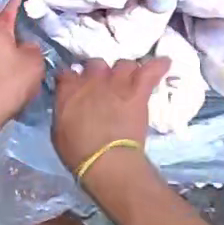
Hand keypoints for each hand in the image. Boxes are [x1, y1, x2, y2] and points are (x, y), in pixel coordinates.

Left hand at [0, 0, 46, 136]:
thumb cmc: (7, 83)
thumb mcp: (33, 64)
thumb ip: (34, 49)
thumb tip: (26, 46)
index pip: (7, 11)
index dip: (15, 4)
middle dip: (11, 33)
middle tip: (26, 34)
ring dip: (4, 52)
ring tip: (19, 59)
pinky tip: (7, 77)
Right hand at [52, 57, 168, 173]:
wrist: (106, 161)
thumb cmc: (78, 152)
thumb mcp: (59, 130)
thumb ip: (64, 111)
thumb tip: (68, 107)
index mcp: (69, 90)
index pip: (67, 73)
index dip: (71, 77)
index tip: (73, 84)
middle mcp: (92, 80)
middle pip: (96, 63)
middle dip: (98, 71)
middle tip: (101, 83)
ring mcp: (117, 84)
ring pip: (123, 64)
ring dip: (124, 71)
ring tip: (128, 79)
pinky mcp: (138, 92)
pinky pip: (150, 72)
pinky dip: (157, 66)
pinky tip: (164, 63)